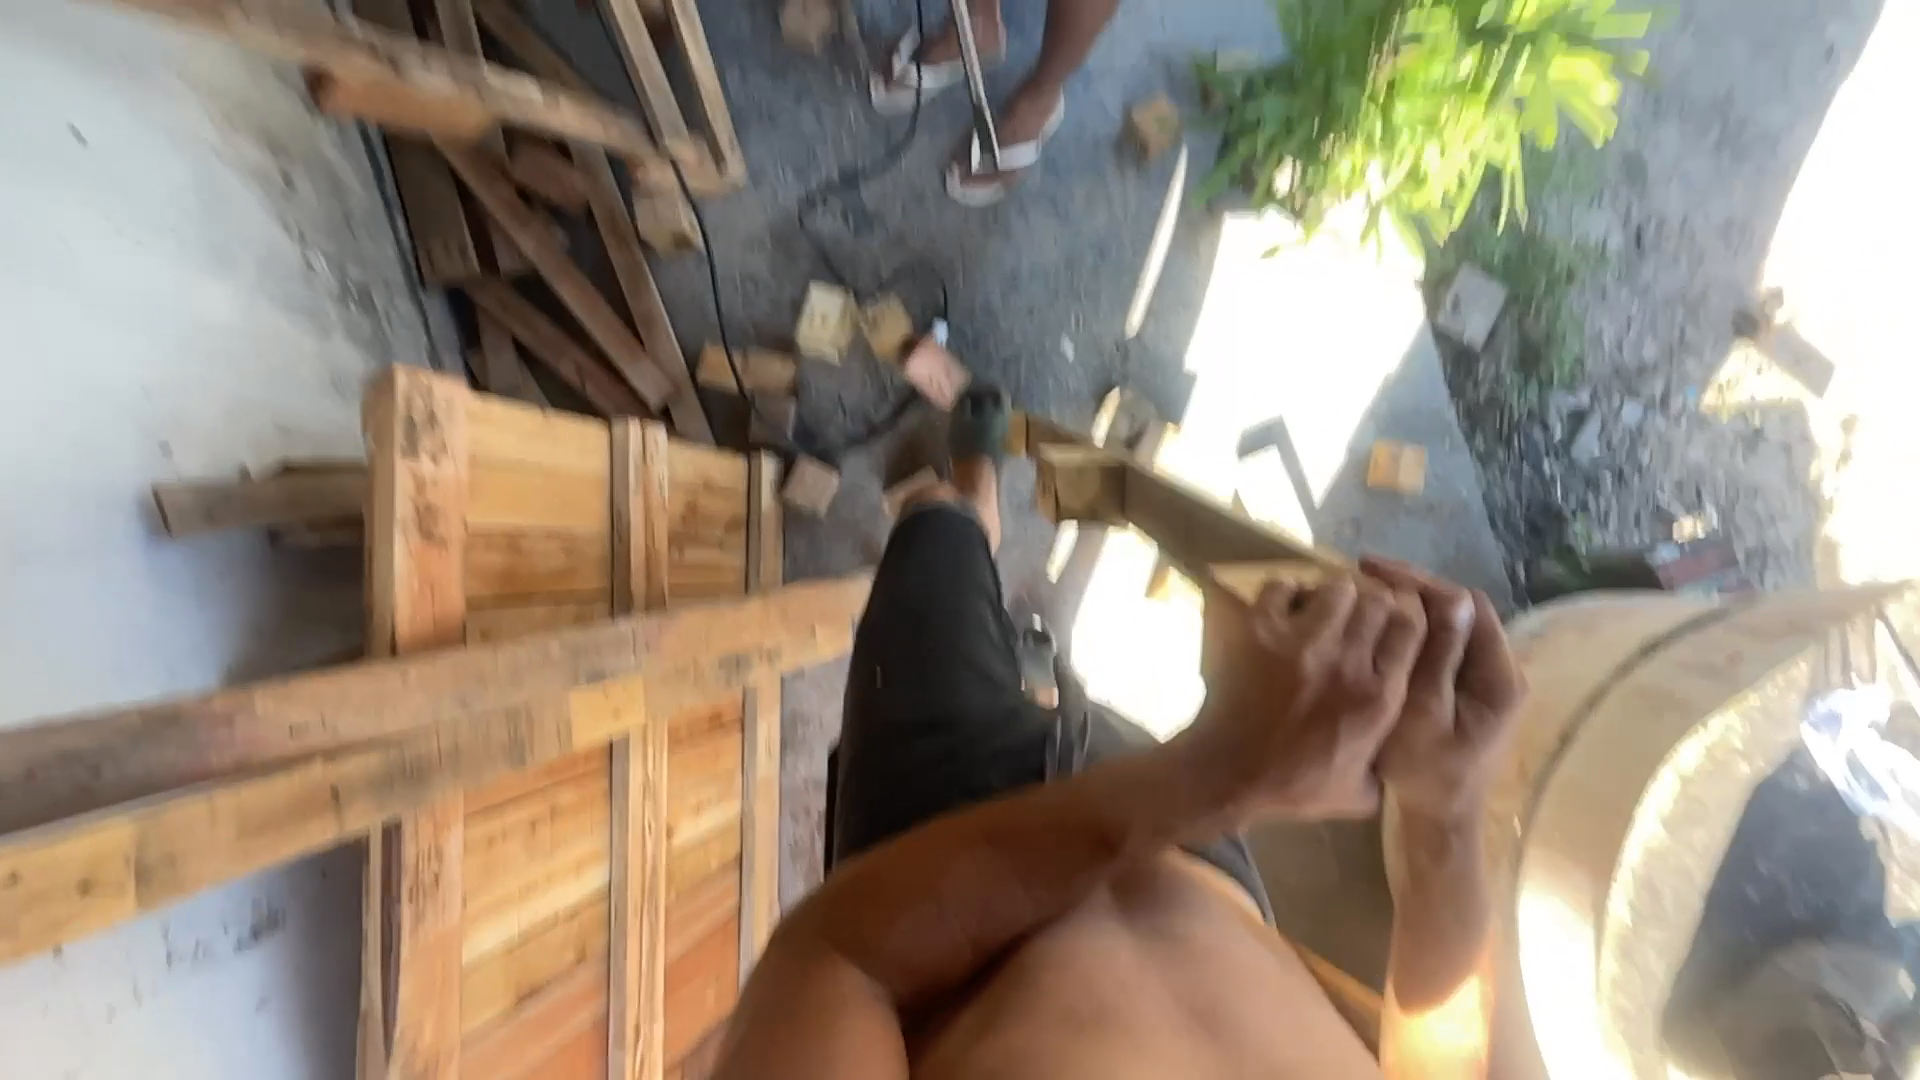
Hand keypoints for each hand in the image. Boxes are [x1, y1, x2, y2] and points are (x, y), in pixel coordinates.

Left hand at [1182, 572, 1425, 821]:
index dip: (1404, 616)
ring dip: (1330, 594)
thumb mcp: (1360, 791)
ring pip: (1334, 589)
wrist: (1228, 771)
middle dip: (1369, 603)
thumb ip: (1386, 761)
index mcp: (1380, 696)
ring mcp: (1302, 642)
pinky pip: (1282, 587)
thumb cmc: (1293, 786)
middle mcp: (1348, 661)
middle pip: (1376, 602)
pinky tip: (1282, 607)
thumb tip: (1400, 750)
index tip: (1391, 619)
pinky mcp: (1259, 630)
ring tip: (1319, 608)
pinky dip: (1285, 592)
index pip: (1412, 628)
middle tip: (1353, 613)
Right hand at [1359, 557, 1524, 822]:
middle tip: (1360, 576)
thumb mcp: (1425, 712)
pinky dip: (1410, 627)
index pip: (1465, 604)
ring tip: (1365, 594)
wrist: (1438, 816)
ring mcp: (1483, 680)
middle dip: (1411, 587)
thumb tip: (1448, 598)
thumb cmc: (1427, 770)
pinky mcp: (1465, 689)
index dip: (1419, 581)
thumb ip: (1437, 656)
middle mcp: (1499, 670)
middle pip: (1459, 609)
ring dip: (1410, 604)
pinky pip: (1440, 643)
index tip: (1370, 570)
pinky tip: (1379, 625)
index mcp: (1498, 675)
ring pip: (1449, 623)